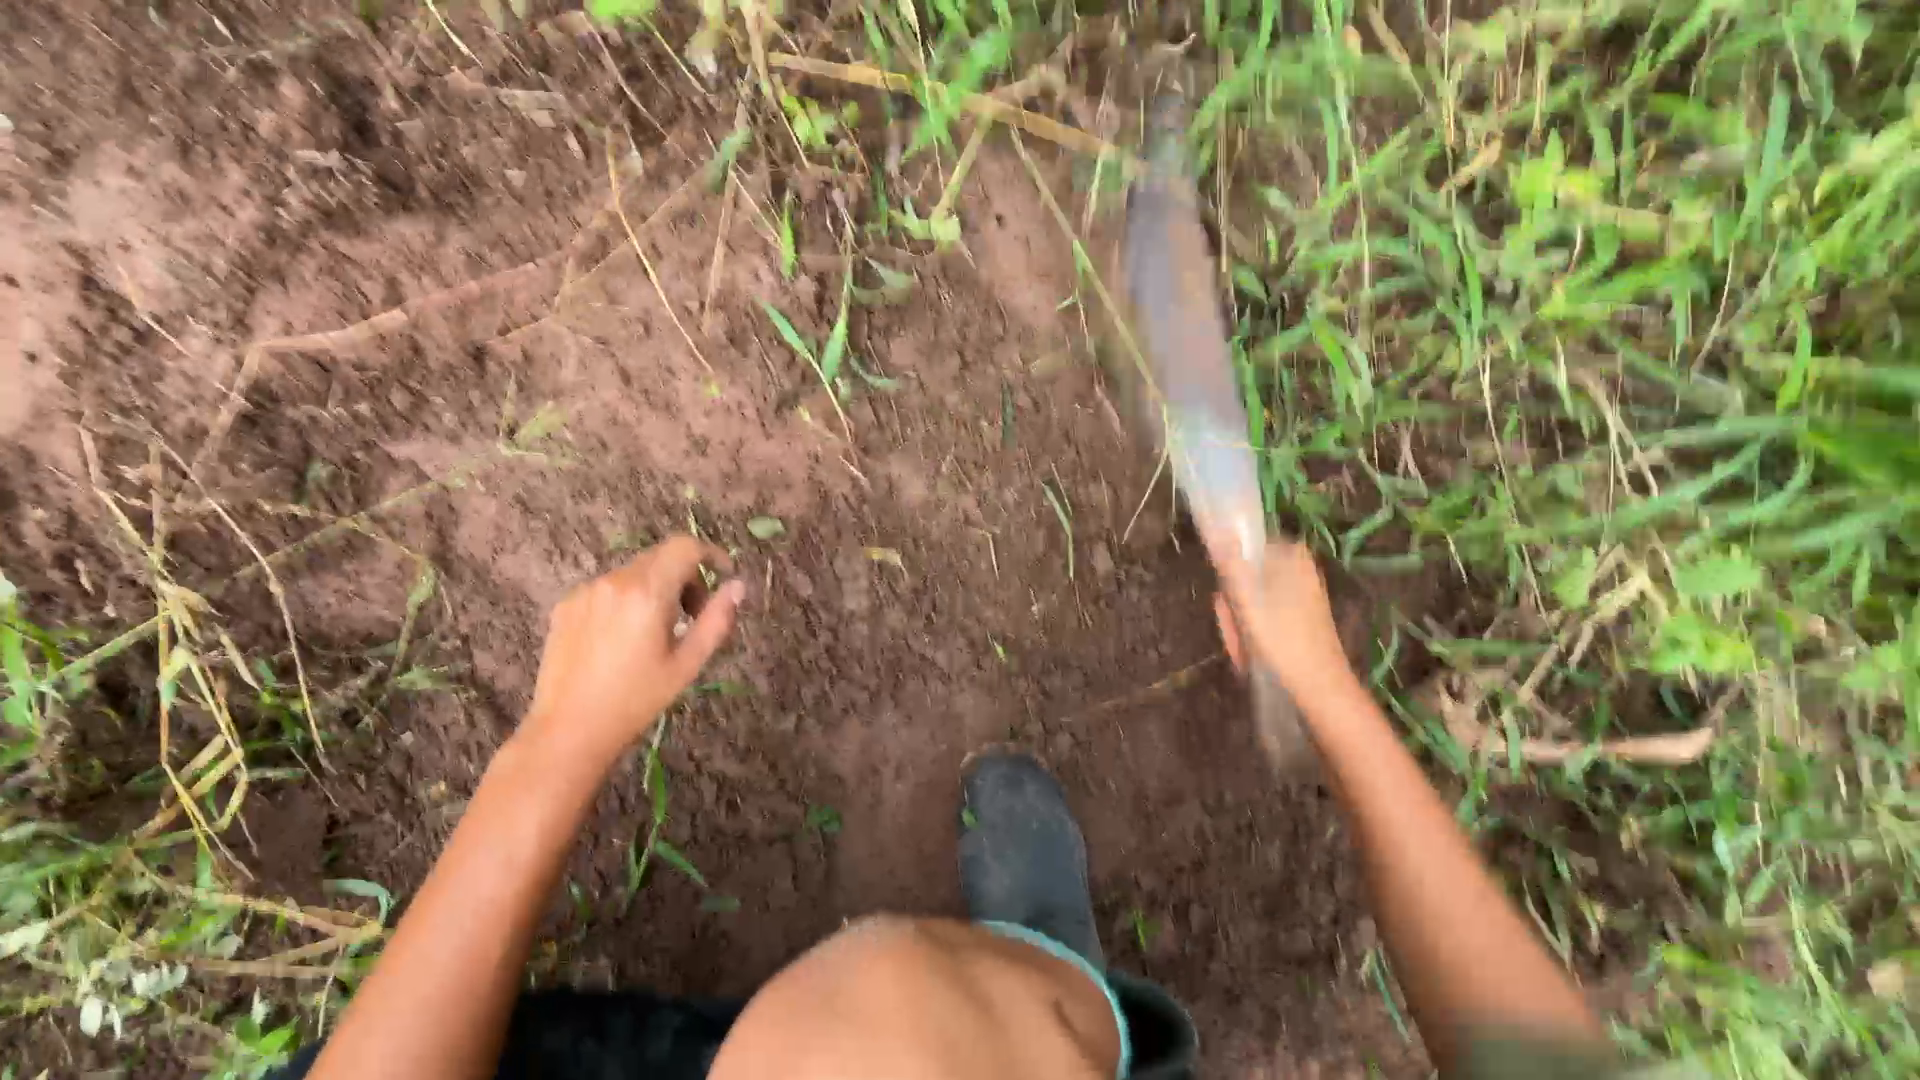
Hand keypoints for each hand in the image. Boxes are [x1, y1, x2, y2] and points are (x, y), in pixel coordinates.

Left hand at [519, 536, 745, 766]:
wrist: (568, 729)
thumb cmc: (636, 701)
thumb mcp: (687, 664)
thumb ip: (716, 620)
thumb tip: (737, 586)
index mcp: (648, 594)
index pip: (685, 547)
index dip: (710, 554)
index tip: (723, 573)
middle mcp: (615, 582)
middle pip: (660, 557)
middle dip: (685, 577)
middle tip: (693, 615)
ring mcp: (586, 591)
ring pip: (634, 573)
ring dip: (655, 589)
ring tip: (657, 632)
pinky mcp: (566, 605)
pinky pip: (608, 589)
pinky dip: (627, 600)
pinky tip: (622, 640)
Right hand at [1211, 540, 1355, 701]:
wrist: (1320, 687)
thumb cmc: (1283, 642)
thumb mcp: (1248, 601)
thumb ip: (1231, 565)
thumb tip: (1217, 529)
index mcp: (1292, 557)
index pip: (1247, 549)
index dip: (1230, 574)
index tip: (1226, 598)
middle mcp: (1300, 570)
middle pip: (1248, 577)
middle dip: (1235, 606)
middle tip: (1237, 633)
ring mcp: (1302, 595)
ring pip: (1254, 600)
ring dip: (1242, 624)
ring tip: (1245, 650)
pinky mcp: (1302, 617)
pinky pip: (1267, 616)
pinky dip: (1256, 633)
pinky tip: (1255, 654)